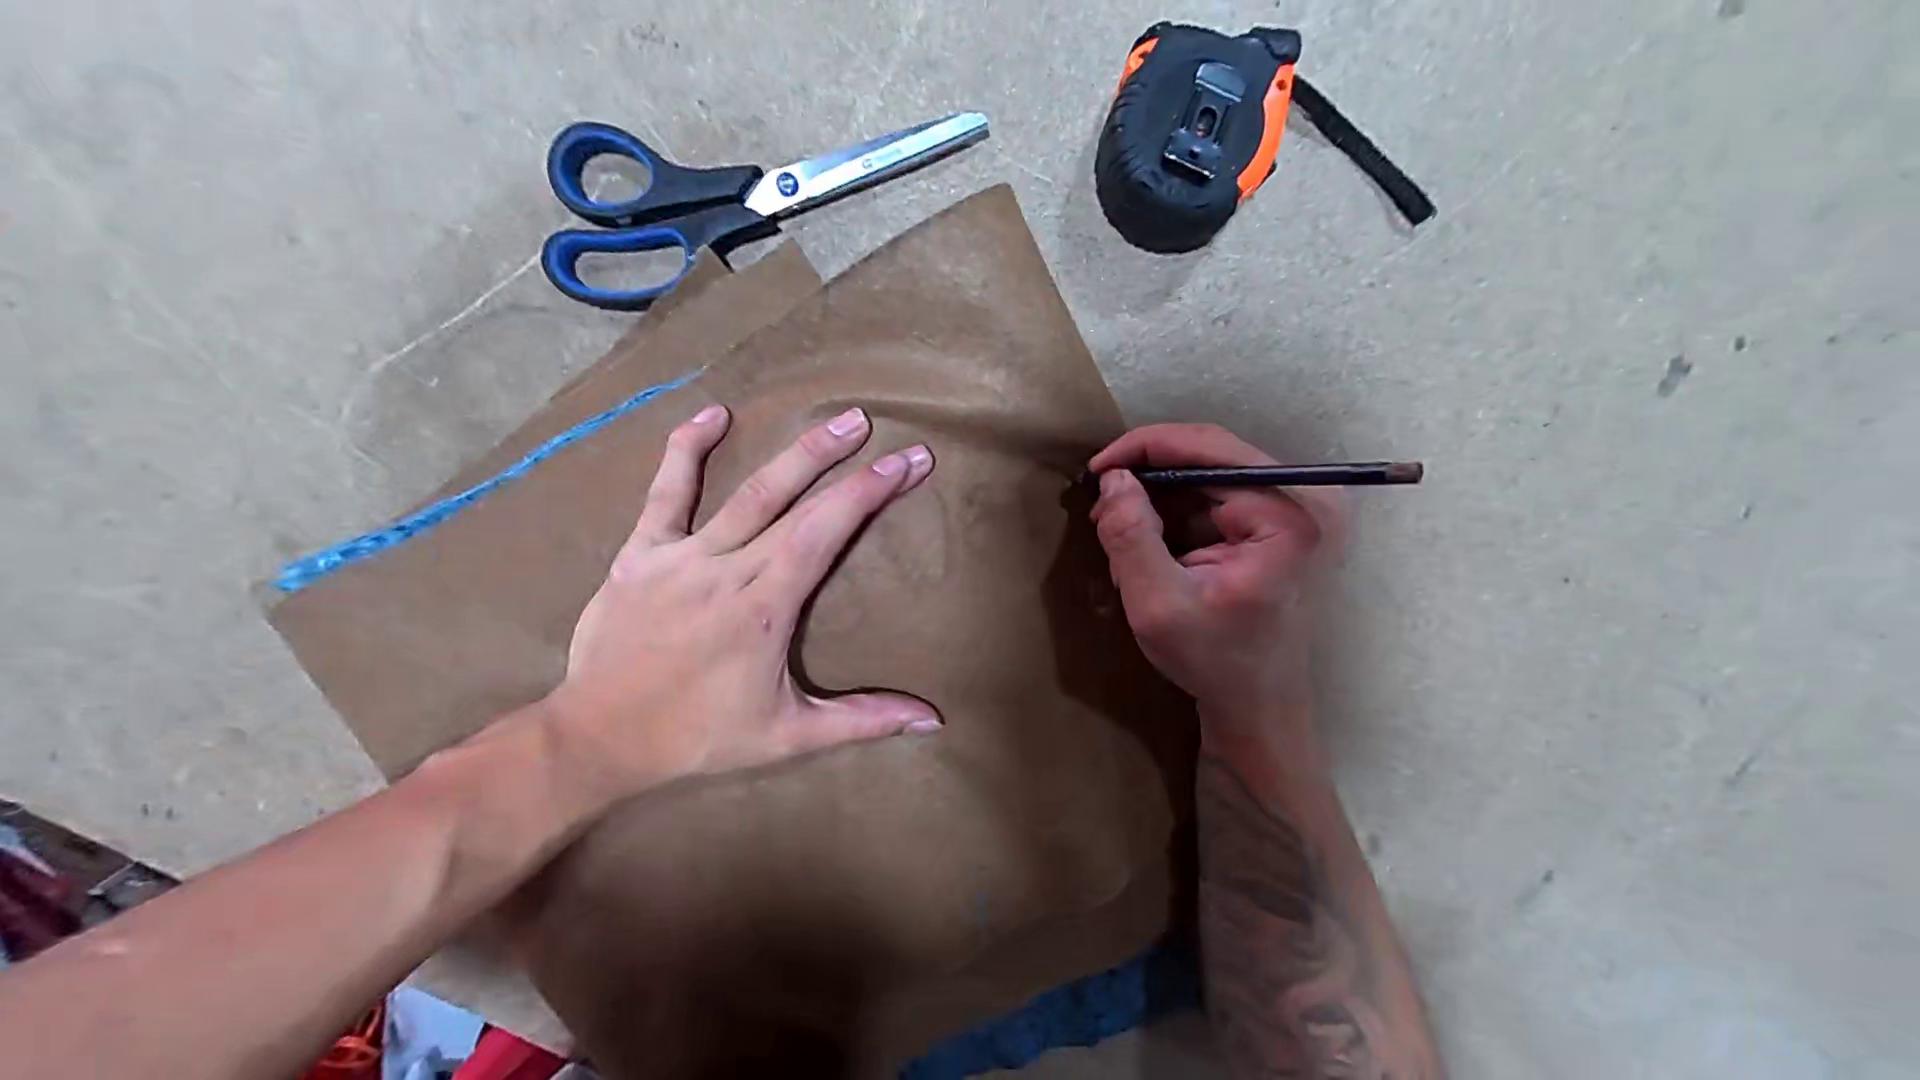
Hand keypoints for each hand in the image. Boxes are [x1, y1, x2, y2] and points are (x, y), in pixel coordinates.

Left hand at [541, 404, 941, 801]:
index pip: (826, 533)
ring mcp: (680, 557)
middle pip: (797, 505)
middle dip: (846, 465)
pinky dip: (686, 451)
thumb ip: (863, 720)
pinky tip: (714, 415)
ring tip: (834, 420)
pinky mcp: (639, 553)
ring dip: (794, 452)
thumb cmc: (700, 735)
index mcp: (764, 607)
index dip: (869, 492)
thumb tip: (933, 720)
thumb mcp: (789, 735)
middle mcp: (726, 571)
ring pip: (747, 493)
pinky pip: (665, 494)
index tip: (908, 462)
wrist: (599, 736)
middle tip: (878, 427)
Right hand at [1088, 424, 1343, 725]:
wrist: (1257, 705)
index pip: (1209, 451)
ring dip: (1156, 501)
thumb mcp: (1158, 603)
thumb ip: (1130, 535)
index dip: (1144, 449)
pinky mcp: (1276, 525)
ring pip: (1205, 476)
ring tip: (1122, 541)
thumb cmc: (1215, 662)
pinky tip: (1149, 551)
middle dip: (1146, 479)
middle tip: (1102, 509)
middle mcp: (1304, 499)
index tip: (1095, 469)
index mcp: (1289, 514)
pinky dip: (1172, 516)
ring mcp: (1294, 510)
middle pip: (1208, 457)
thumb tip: (1112, 477)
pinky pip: (1213, 498)